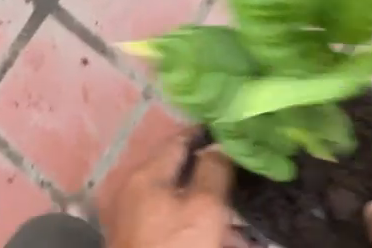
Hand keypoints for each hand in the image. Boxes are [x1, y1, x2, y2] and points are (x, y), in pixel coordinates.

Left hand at [98, 131, 233, 247]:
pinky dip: (191, 224)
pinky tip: (213, 235)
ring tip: (232, 216)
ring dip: (204, 204)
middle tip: (238, 178)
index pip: (179, 140)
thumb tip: (218, 146)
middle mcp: (134, 188)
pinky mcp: (139, 241)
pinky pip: (170, 223)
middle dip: (208, 174)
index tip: (232, 135)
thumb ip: (212, 171)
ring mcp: (133, 217)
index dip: (206, 136)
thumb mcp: (203, 209)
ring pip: (176, 201)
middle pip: (177, 171)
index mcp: (146, 173)